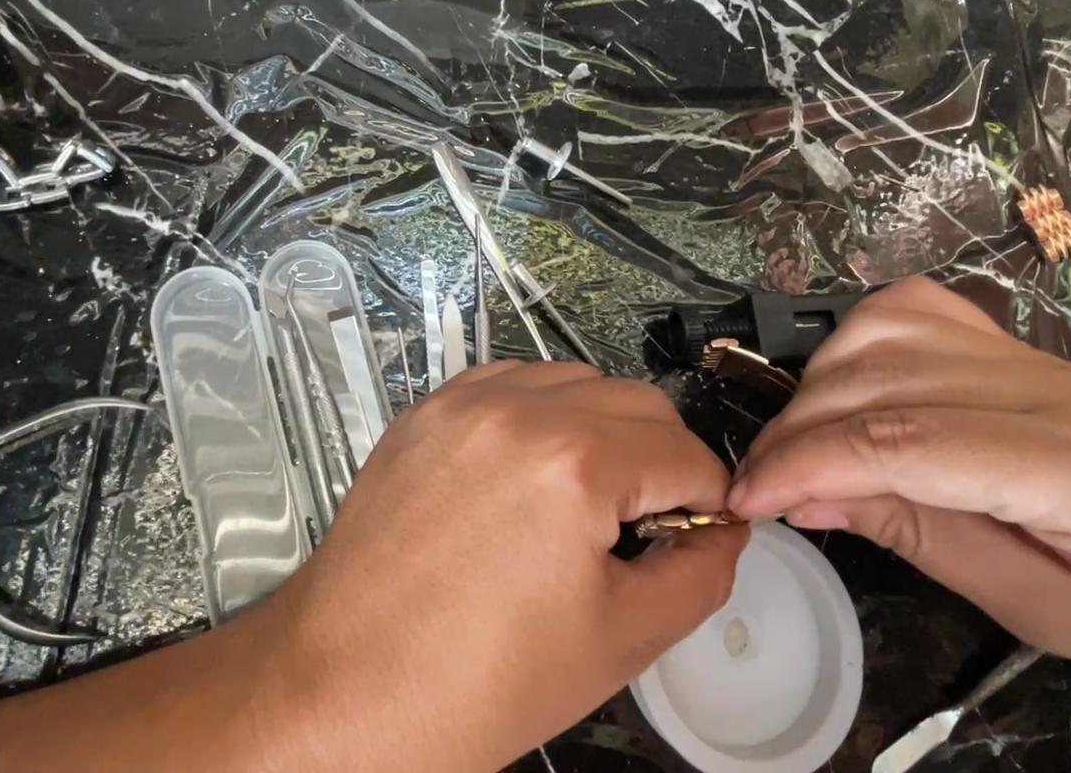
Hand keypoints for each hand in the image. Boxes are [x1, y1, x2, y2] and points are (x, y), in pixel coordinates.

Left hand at [250, 361, 745, 772]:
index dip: (709, 497)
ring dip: (601, 429)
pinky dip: (540, 416)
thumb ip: (700, 571)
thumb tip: (721, 528)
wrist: (348, 687)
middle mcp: (518, 410)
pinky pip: (511, 385)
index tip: (702, 528)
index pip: (685, 452)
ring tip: (582, 500)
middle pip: (636, 401)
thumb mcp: (623, 640)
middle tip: (647, 521)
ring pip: (575, 382)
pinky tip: (529, 474)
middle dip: (662, 457)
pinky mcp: (427, 412)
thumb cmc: (479, 680)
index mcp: (575, 462)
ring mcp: (464, 403)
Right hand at [726, 277, 1070, 683]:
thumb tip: (809, 495)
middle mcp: (1046, 385)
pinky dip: (858, 342)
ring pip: (887, 328)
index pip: (900, 440)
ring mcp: (1034, 353)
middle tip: (763, 484)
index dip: (805, 462)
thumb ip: (918, 538)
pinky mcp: (1023, 345)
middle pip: (880, 376)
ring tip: (804, 444)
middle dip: (798, 429)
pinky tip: (849, 387)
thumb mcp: (1040, 611)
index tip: (746, 498)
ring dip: (820, 382)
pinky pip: (917, 311)